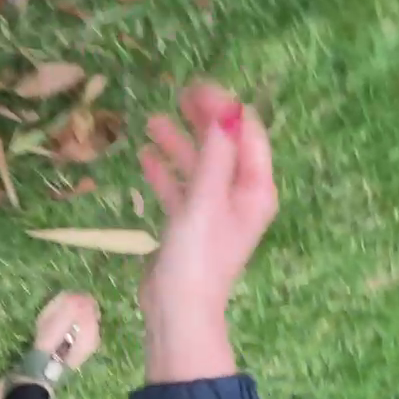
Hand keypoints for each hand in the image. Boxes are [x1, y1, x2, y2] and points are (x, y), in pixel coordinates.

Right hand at [137, 82, 278, 383]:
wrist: (178, 311)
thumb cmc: (196, 257)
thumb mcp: (205, 200)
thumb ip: (214, 154)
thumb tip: (226, 108)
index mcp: (254, 189)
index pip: (245, 134)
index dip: (223, 108)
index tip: (195, 87)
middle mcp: (238, 196)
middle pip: (222, 147)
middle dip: (201, 121)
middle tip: (175, 96)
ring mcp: (212, 212)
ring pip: (197, 167)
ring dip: (178, 144)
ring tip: (152, 122)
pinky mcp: (187, 226)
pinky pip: (179, 189)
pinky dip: (165, 171)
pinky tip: (145, 157)